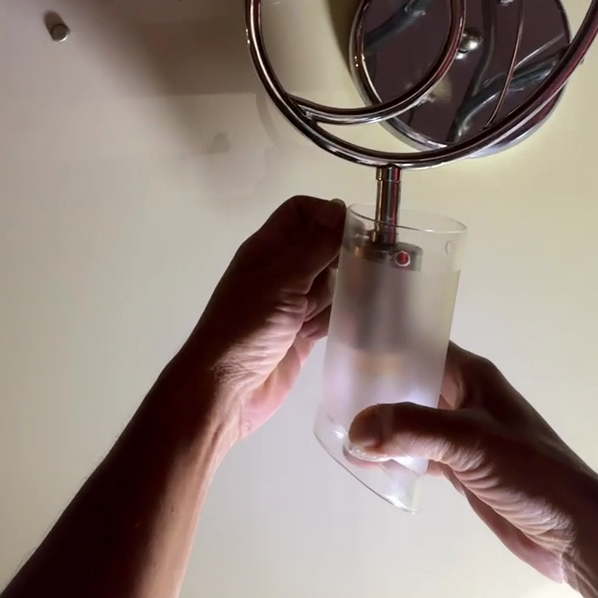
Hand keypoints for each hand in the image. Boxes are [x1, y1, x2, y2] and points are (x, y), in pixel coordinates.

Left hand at [176, 196, 343, 446]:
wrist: (227, 390)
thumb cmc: (245, 327)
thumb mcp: (281, 280)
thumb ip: (313, 247)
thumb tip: (338, 207)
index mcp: (268, 249)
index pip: (300, 213)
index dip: (327, 214)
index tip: (356, 231)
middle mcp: (281, 271)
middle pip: (322, 247)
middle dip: (343, 255)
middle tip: (370, 266)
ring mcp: (293, 303)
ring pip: (331, 281)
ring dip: (344, 289)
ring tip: (354, 300)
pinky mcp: (304, 332)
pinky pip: (332, 313)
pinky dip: (342, 316)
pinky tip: (354, 320)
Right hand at [348, 343, 597, 582]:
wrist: (577, 532)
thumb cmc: (529, 470)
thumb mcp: (467, 439)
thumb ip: (411, 429)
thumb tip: (355, 430)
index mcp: (471, 374)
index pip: (420, 343)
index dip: (384, 340)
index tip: (345, 344)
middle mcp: (465, 397)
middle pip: (411, 381)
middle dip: (376, 384)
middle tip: (333, 390)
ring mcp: (463, 434)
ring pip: (412, 418)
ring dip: (383, 423)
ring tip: (342, 426)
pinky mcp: (463, 468)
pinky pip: (419, 452)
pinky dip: (396, 455)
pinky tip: (370, 463)